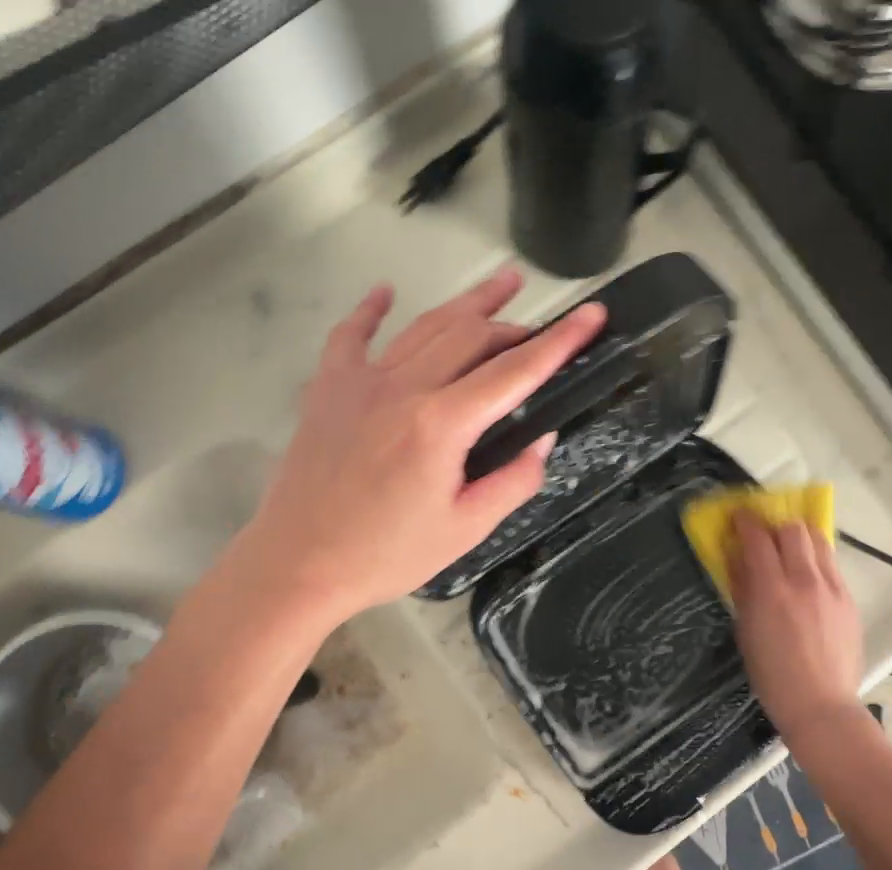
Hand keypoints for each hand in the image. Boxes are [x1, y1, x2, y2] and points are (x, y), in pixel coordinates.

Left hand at [241, 267, 606, 619]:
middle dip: (515, 323)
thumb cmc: (387, 555)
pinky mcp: (329, 389)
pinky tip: (385, 292)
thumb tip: (542, 439)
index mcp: (442, 423)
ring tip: (501, 282)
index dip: (560, 341)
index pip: (515, 370)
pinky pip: (352, 336)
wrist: (298, 565)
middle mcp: (404, 387)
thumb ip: (513, 481)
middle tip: (545, 326)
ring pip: (424, 327)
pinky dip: (371, 311)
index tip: (592, 315)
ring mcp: (362, 382)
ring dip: (466, 303)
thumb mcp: (466, 529)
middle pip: (471, 335)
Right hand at [728, 511, 865, 734]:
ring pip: (819, 541)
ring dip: (801, 538)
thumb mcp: (746, 633)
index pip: (758, 538)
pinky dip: (816, 561)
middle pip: (793, 530)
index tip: (739, 518)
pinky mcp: (849, 600)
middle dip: (776, 525)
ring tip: (790, 550)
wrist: (821, 705)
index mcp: (772, 589)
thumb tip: (738, 562)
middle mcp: (805, 580)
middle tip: (765, 536)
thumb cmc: (772, 677)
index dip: (746, 522)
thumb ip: (743, 592)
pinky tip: (809, 579)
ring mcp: (832, 588)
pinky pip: (832, 566)